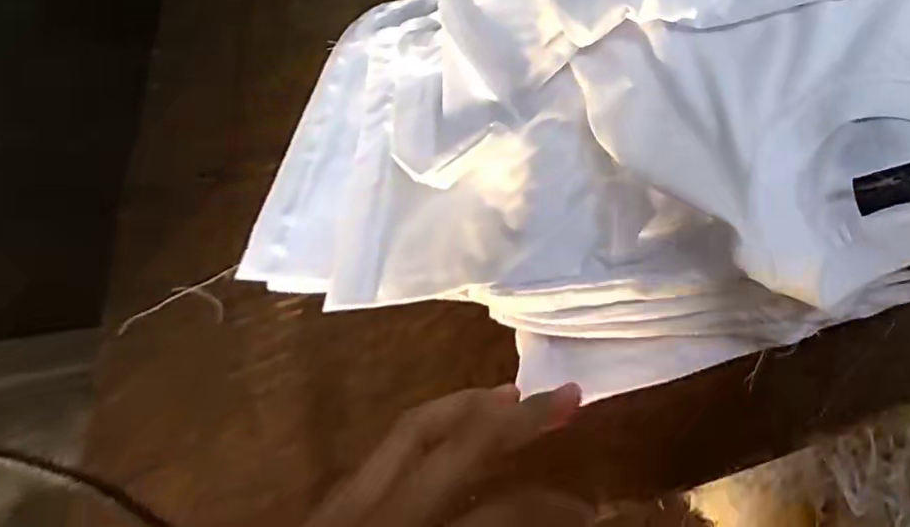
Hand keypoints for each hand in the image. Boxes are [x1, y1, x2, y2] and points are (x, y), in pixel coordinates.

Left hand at [304, 384, 589, 526]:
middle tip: (569, 397)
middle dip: (520, 417)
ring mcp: (340, 510)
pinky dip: (430, 430)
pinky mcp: (322, 513)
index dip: (546, 507)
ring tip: (512, 395)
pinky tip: (452, 430)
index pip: (495, 514)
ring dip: (470, 407)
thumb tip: (523, 515)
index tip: (587, 509)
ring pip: (414, 431)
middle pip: (457, 444)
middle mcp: (372, 518)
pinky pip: (386, 451)